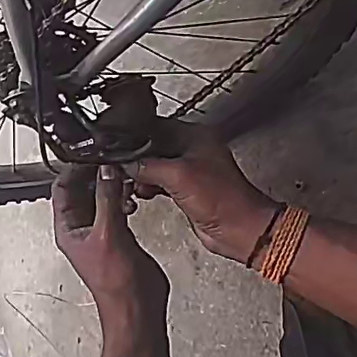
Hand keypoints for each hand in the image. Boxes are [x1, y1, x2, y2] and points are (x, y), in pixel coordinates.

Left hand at [53, 165, 168, 323]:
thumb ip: (107, 199)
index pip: (62, 189)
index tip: (91, 155)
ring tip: (122, 176)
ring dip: (110, 185)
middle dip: (94, 174)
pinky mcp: (118, 235)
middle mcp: (82, 229)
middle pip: (81, 190)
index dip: (73, 169)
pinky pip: (115, 207)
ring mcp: (100, 232)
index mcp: (69, 229)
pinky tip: (131, 197)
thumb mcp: (109, 233)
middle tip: (110, 161)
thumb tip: (106, 171)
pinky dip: (122, 198)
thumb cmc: (117, 285)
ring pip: (99, 197)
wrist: (137, 308)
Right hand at [129, 125, 277, 263]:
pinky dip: (148, 186)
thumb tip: (127, 163)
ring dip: (140, 174)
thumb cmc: (223, 199)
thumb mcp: (178, 176)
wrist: (238, 229)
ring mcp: (190, 170)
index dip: (136, 136)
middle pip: (154, 146)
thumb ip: (148, 166)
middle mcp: (193, 150)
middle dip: (136, 158)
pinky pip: (160, 182)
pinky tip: (140, 193)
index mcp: (196, 136)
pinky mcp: (186, 189)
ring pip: (155, 165)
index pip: (157, 127)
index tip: (118, 144)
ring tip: (129, 182)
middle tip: (121, 166)